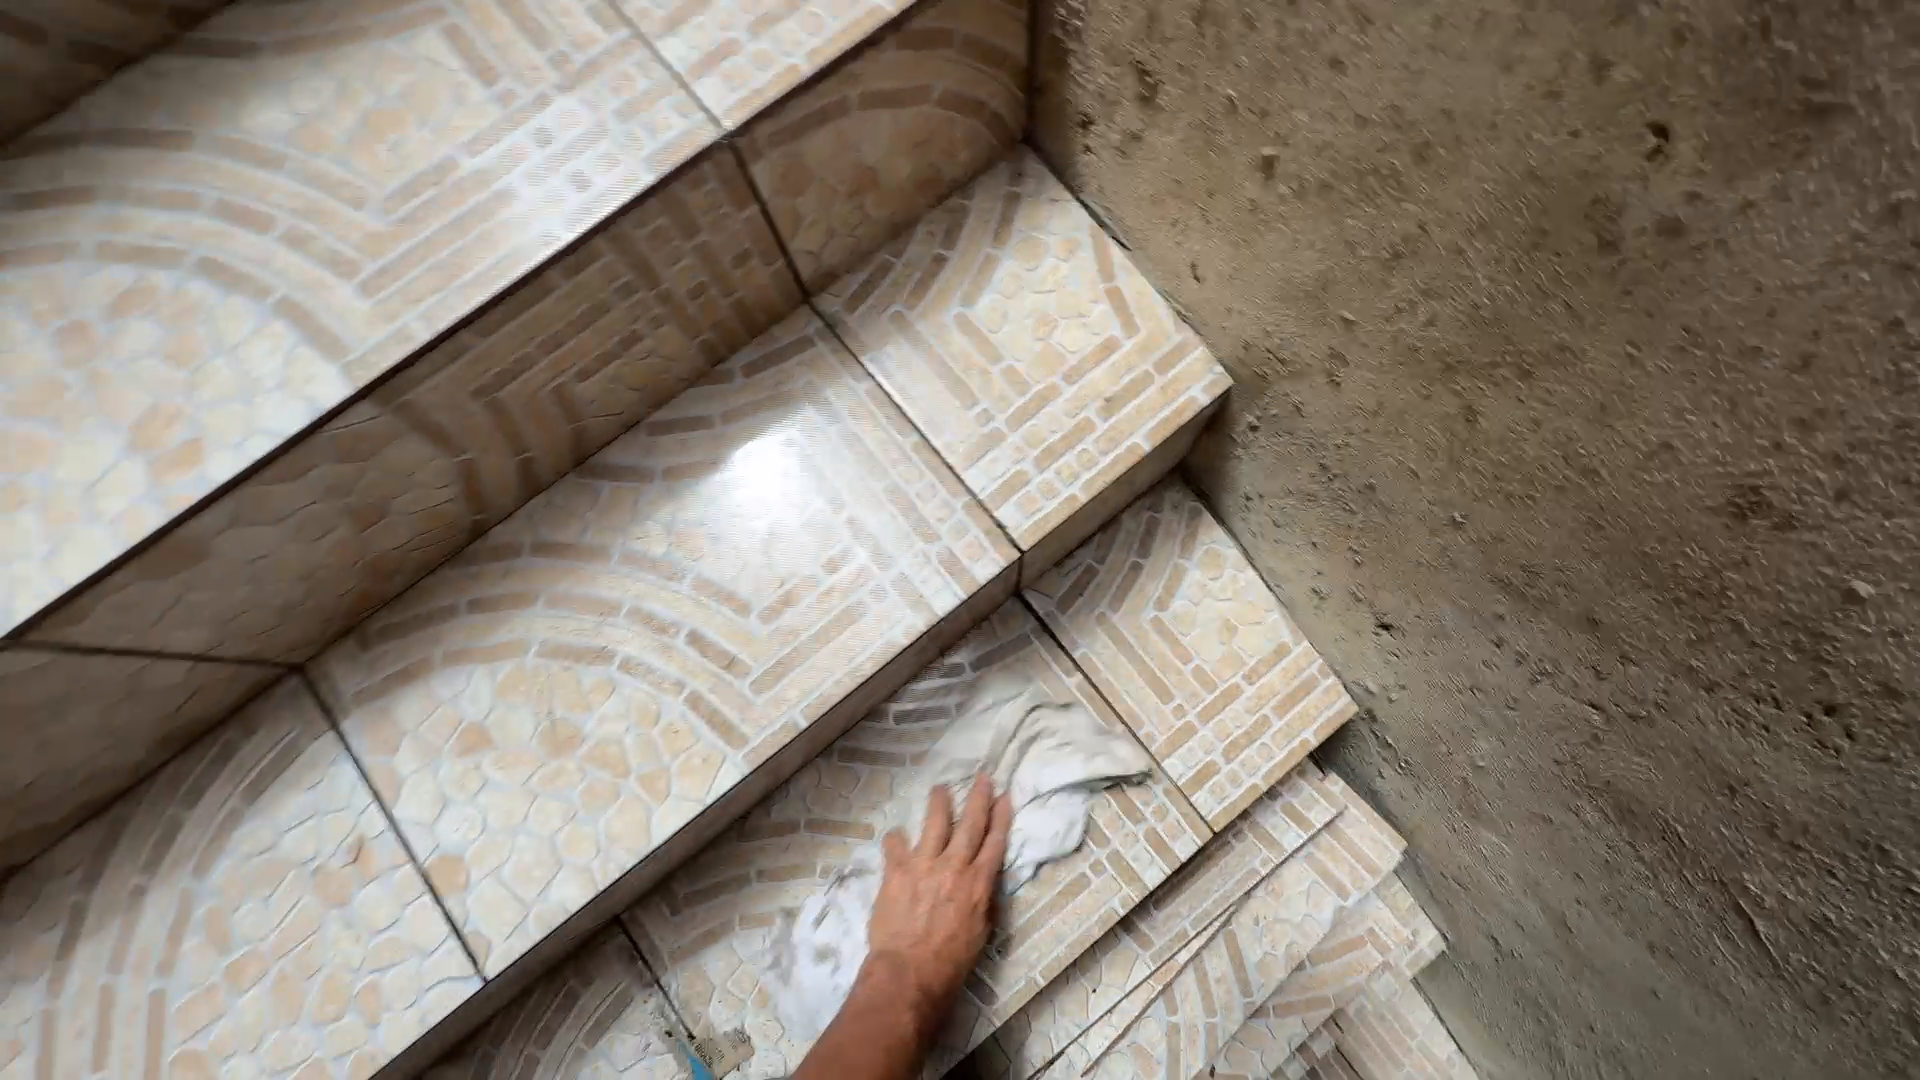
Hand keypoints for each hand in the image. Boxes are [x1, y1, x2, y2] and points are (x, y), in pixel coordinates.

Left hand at [863, 774, 1012, 1042]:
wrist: (909, 973)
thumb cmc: (950, 963)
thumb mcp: (980, 932)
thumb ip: (981, 901)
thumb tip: (981, 884)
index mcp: (977, 883)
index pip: (994, 842)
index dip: (1002, 817)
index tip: (1006, 796)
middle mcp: (953, 866)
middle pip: (970, 823)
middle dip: (978, 797)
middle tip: (981, 776)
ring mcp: (923, 864)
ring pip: (934, 823)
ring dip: (939, 803)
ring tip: (939, 788)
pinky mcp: (896, 871)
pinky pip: (895, 845)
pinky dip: (895, 839)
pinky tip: (894, 835)